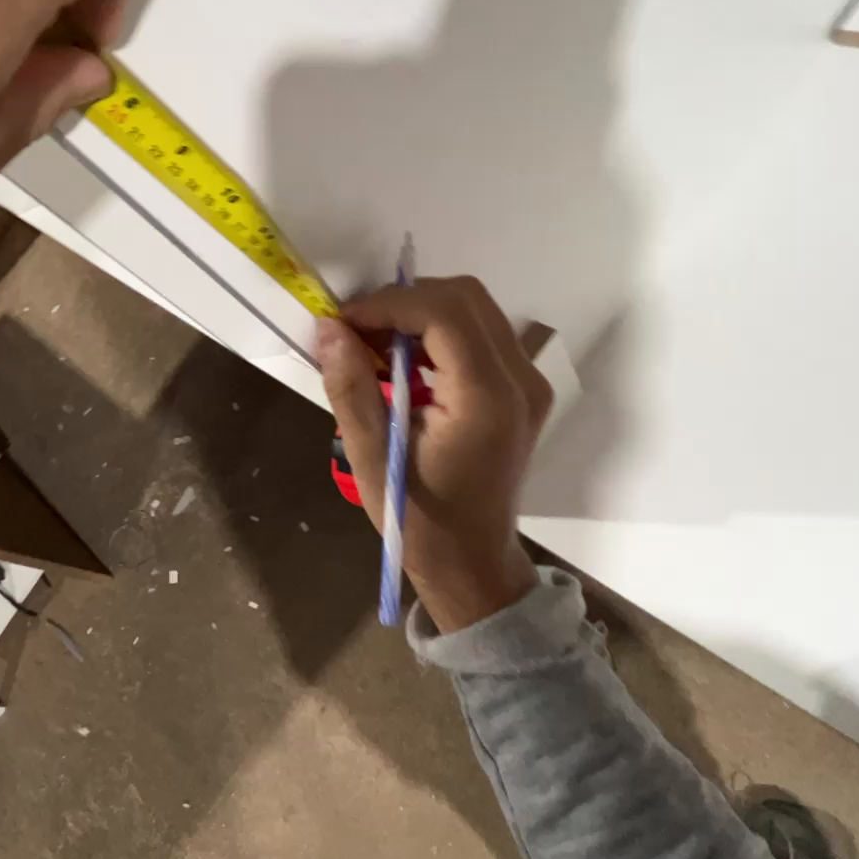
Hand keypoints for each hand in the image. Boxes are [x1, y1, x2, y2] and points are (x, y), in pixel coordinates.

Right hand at [317, 277, 550, 631]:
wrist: (471, 561)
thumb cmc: (417, 519)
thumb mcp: (372, 458)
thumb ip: (350, 389)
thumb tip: (329, 329)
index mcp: (486, 400)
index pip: (443, 313)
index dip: (387, 304)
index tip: (341, 322)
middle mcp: (520, 380)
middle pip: (464, 297)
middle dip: (402, 301)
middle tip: (354, 331)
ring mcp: (529, 382)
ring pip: (474, 309)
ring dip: (418, 313)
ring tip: (373, 346)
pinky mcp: (522, 388)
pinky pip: (480, 333)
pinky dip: (436, 332)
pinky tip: (402, 363)